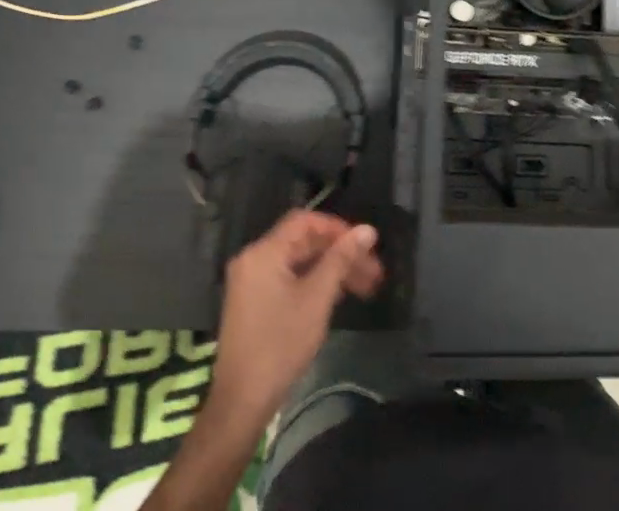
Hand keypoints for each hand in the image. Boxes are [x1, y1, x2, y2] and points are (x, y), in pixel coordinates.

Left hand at [207, 210, 383, 424]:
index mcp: (264, 253)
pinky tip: (339, 297)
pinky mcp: (254, 301)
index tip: (365, 245)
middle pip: (303, 242)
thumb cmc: (281, 343)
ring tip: (366, 288)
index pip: (304, 221)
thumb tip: (366, 230)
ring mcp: (252, 281)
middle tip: (374, 272)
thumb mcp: (317, 298)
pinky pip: (289, 279)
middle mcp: (254, 259)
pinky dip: (314, 283)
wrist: (244, 397)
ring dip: (331, 270)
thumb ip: (341, 260)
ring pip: (299, 263)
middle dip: (340, 253)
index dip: (338, 228)